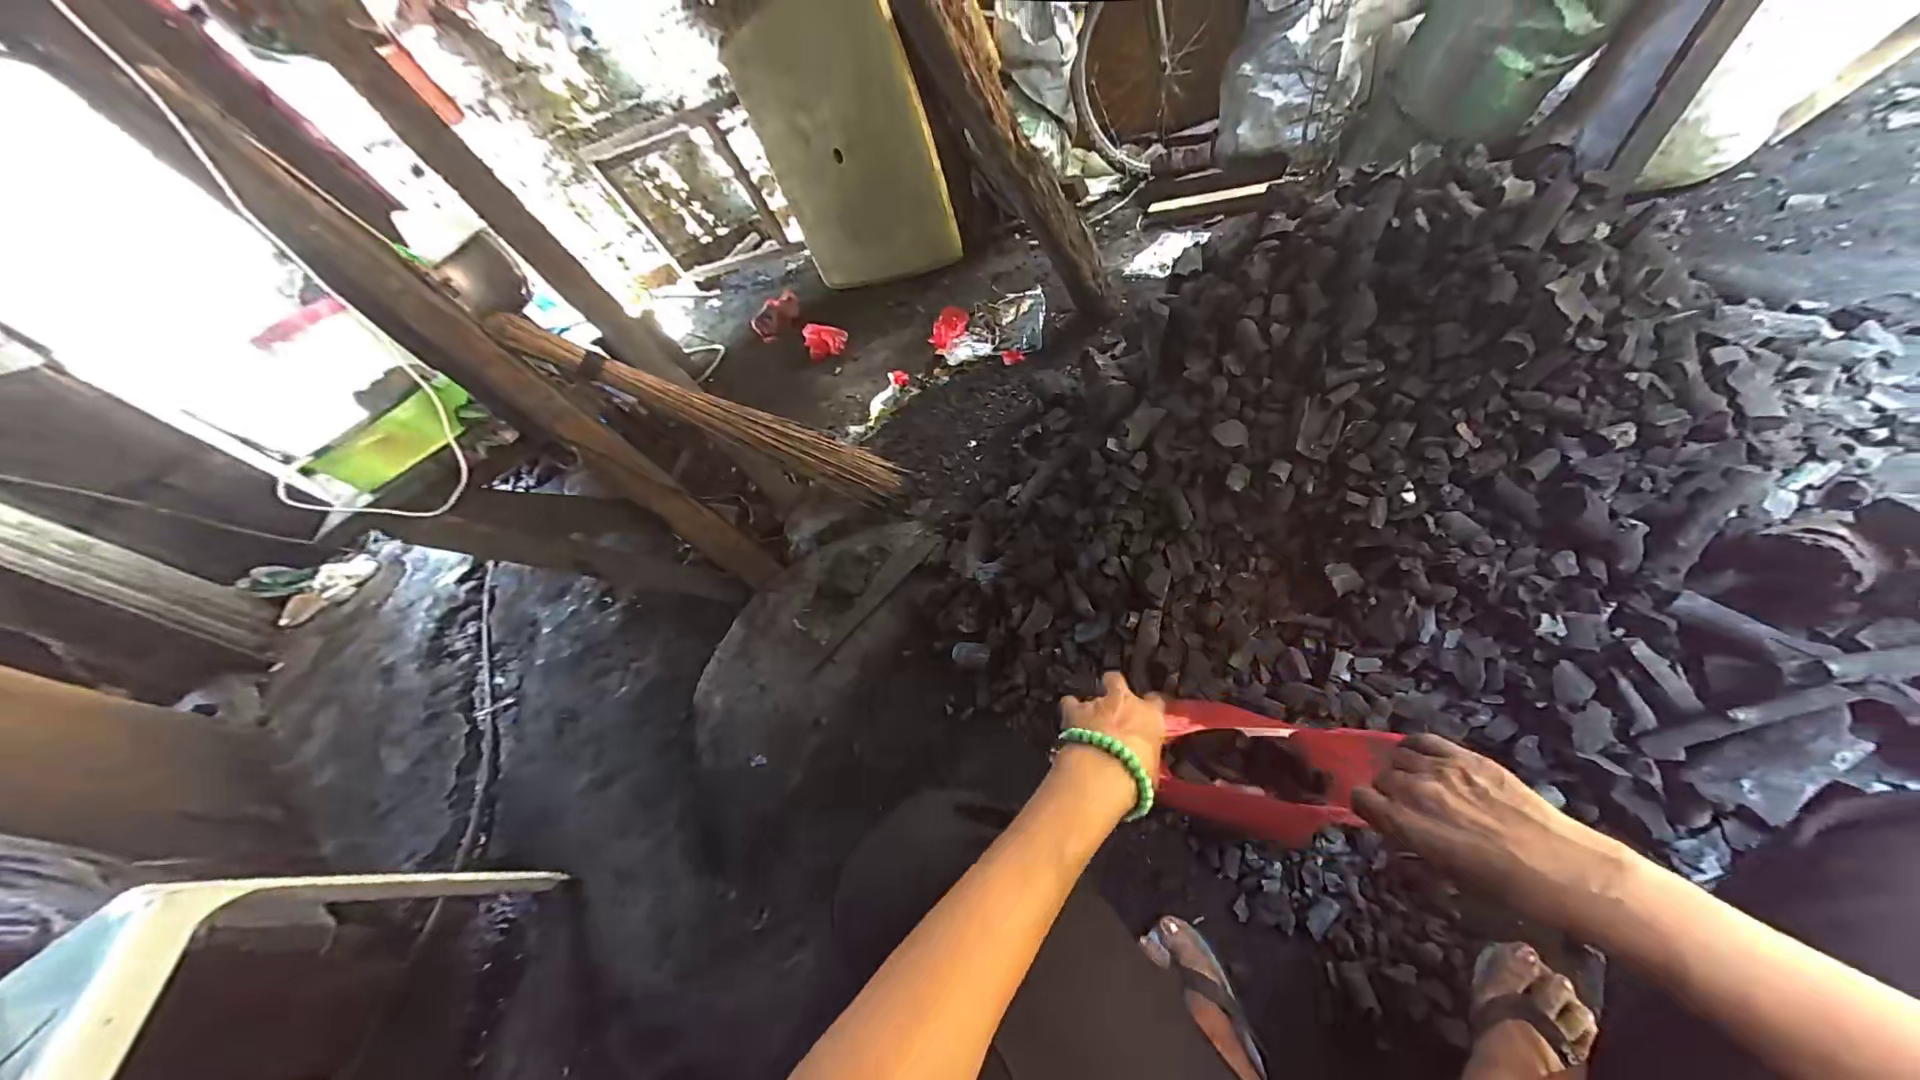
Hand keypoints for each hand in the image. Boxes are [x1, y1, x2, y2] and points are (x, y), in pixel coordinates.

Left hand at [1059, 671, 1167, 774]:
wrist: (1105, 770)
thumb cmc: (1137, 774)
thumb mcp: (1152, 766)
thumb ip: (1147, 754)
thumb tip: (1144, 759)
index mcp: (1150, 715)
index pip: (1155, 701)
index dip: (1148, 706)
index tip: (1144, 714)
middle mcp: (1125, 701)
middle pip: (1118, 681)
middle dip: (1113, 687)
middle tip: (1111, 704)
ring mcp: (1098, 702)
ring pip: (1091, 692)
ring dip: (1091, 706)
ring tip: (1087, 720)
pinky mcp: (1075, 710)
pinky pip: (1069, 702)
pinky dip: (1069, 709)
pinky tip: (1068, 718)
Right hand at [1351, 734, 1641, 935]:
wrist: (1568, 871)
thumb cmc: (1507, 887)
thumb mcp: (1448, 875)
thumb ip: (1412, 847)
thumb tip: (1396, 833)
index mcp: (1405, 823)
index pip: (1360, 797)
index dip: (1367, 807)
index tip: (1379, 815)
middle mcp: (1416, 791)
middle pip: (1381, 777)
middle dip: (1388, 790)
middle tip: (1408, 806)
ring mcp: (1442, 770)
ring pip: (1399, 756)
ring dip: (1404, 769)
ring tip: (1422, 783)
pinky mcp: (1467, 757)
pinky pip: (1424, 739)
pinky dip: (1418, 747)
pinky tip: (1428, 760)